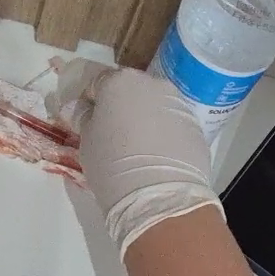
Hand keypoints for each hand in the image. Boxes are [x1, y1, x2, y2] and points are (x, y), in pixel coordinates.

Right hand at [80, 67, 219, 254]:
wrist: (160, 194)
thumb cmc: (112, 164)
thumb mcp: (86, 141)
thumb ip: (83, 117)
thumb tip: (78, 107)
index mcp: (119, 81)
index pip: (98, 82)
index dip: (90, 101)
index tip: (86, 121)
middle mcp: (152, 84)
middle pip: (131, 91)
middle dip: (121, 108)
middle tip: (112, 137)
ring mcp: (179, 104)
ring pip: (155, 107)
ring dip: (145, 121)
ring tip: (138, 152)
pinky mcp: (196, 127)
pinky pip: (173, 126)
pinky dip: (165, 136)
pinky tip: (158, 159)